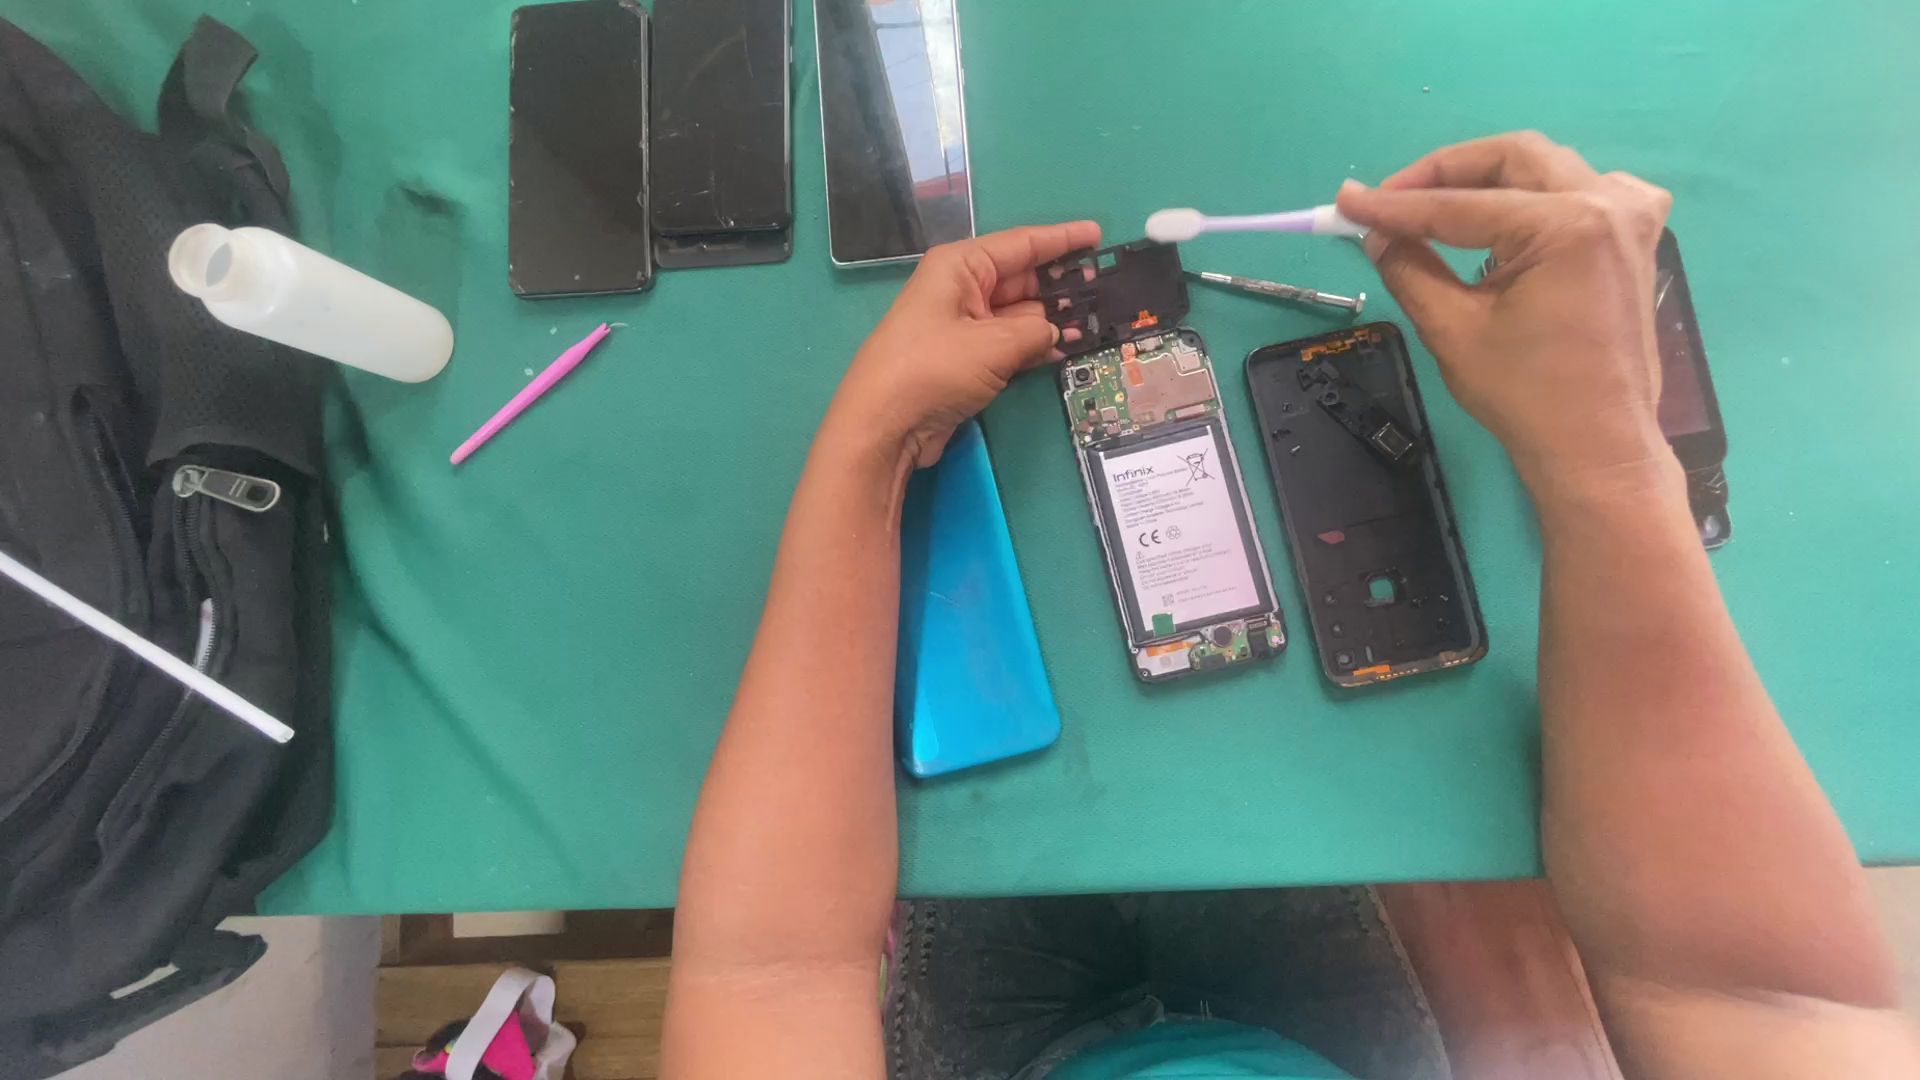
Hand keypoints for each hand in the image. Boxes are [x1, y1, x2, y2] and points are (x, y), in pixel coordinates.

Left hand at [825, 221, 1101, 467]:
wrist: (885, 424)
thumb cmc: (934, 368)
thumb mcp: (994, 344)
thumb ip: (1035, 332)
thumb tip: (1055, 332)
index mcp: (962, 266)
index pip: (1021, 244)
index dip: (1062, 240)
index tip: (1096, 236)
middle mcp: (962, 290)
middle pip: (1021, 279)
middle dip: (1061, 284)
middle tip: (1105, 289)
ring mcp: (962, 328)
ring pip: (1018, 315)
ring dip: (1053, 320)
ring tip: (1097, 321)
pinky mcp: (964, 363)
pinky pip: (1008, 345)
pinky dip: (1034, 347)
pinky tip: (1066, 349)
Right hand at [1336, 133, 1674, 494]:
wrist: (1592, 437)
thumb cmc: (1521, 390)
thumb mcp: (1450, 329)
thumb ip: (1409, 270)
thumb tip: (1375, 236)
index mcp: (1566, 225)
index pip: (1459, 205)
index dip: (1394, 204)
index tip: (1345, 202)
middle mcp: (1608, 202)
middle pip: (1512, 157)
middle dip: (1441, 172)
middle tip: (1387, 198)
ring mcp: (1630, 213)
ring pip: (1543, 169)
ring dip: (1481, 182)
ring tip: (1427, 212)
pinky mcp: (1632, 234)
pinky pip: (1573, 191)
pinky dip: (1525, 198)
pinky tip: (1498, 222)